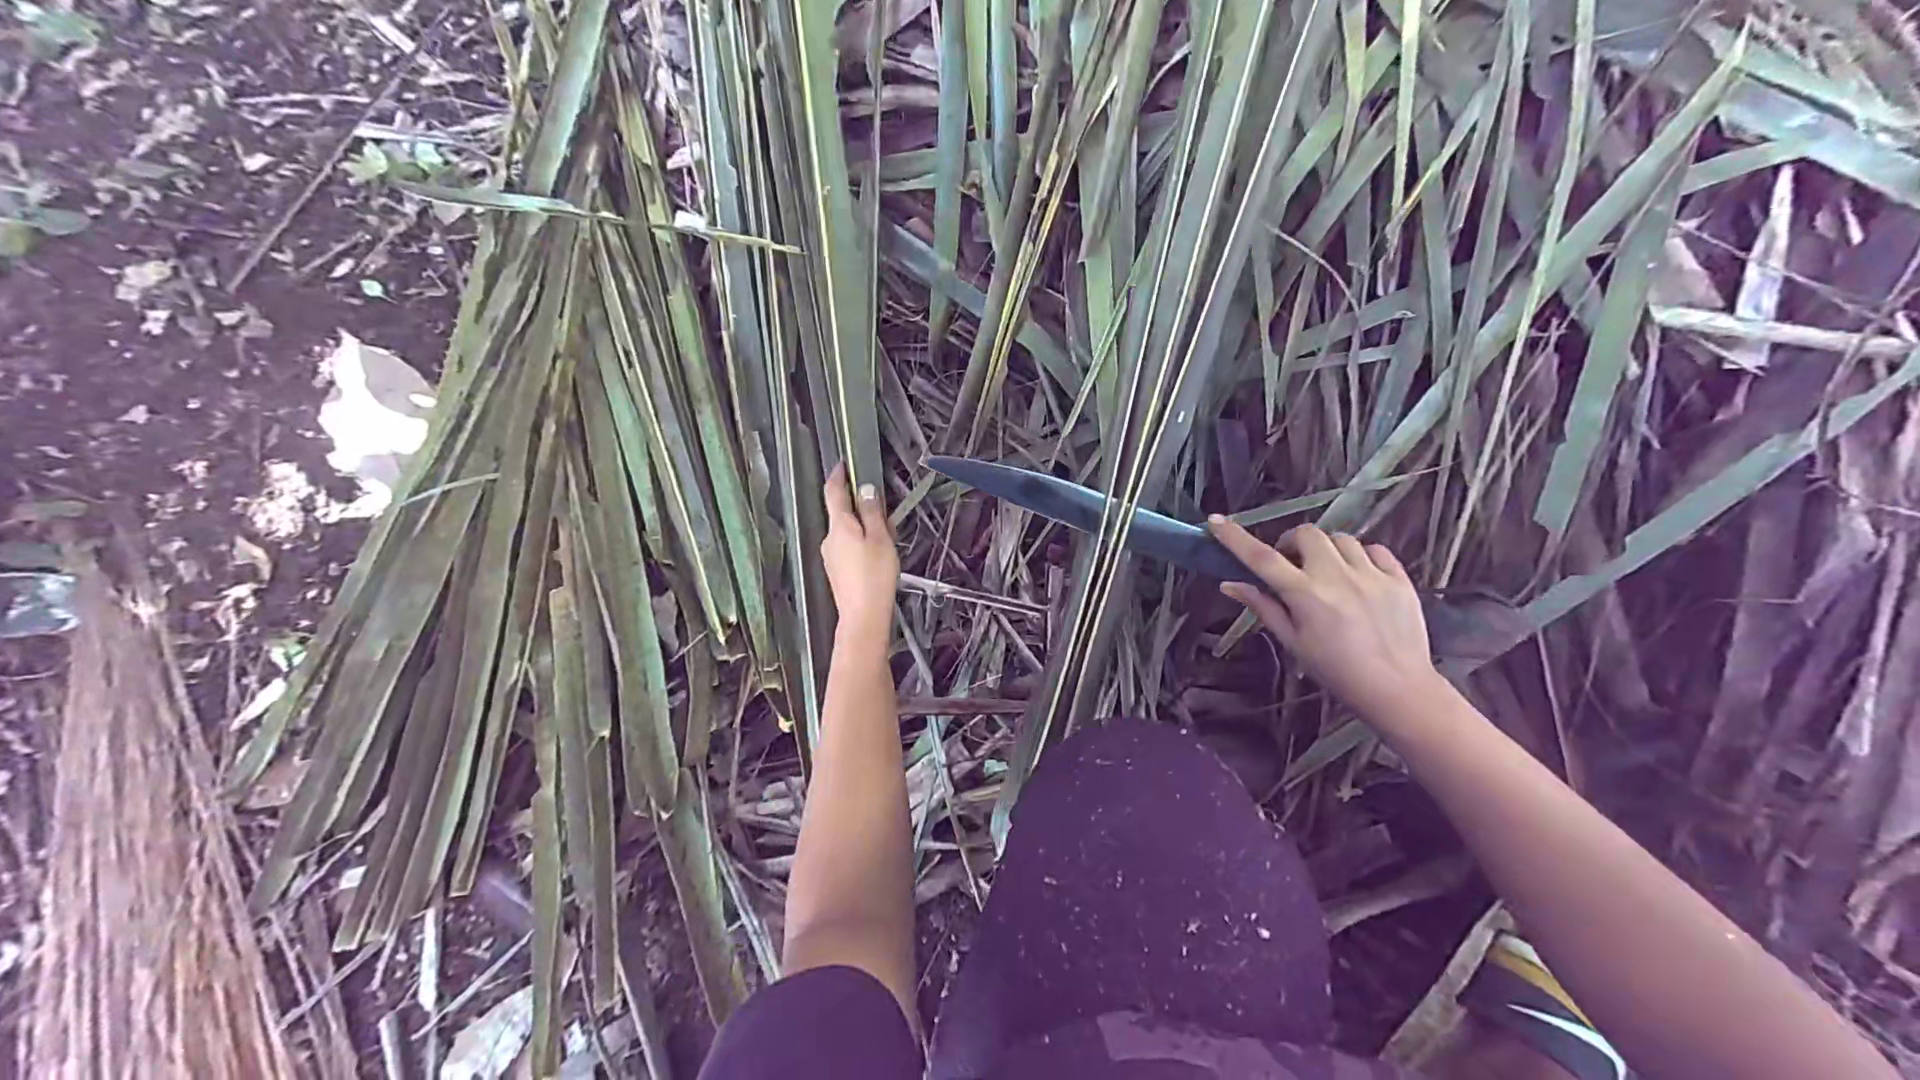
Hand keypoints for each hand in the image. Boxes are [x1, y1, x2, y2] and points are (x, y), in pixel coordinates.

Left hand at [821, 463, 898, 637]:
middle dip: (861, 507)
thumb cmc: (874, 579)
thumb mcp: (880, 538)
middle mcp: (829, 539)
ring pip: (846, 532)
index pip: (833, 491)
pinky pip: (848, 548)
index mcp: (839, 526)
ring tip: (887, 540)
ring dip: (864, 528)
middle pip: (842, 512)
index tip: (844, 464)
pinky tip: (878, 557)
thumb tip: (866, 490)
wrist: (863, 617)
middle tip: (883, 513)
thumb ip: (871, 512)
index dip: (838, 474)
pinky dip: (861, 545)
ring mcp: (830, 556)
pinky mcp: (836, 570)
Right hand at [1209, 518, 1436, 719]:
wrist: (1397, 689)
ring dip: (1325, 548)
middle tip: (1290, 564)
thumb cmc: (1335, 670)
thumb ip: (1263, 607)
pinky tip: (1356, 574)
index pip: (1261, 557)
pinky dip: (1360, 555)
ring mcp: (1371, 575)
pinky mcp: (1399, 579)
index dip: (1235, 537)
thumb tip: (1229, 584)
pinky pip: (1375, 550)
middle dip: (1292, 542)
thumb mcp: (1292, 642)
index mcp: (1305, 594)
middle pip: (1306, 534)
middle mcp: (1337, 576)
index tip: (1216, 522)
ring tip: (1326, 571)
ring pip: (1341, 538)